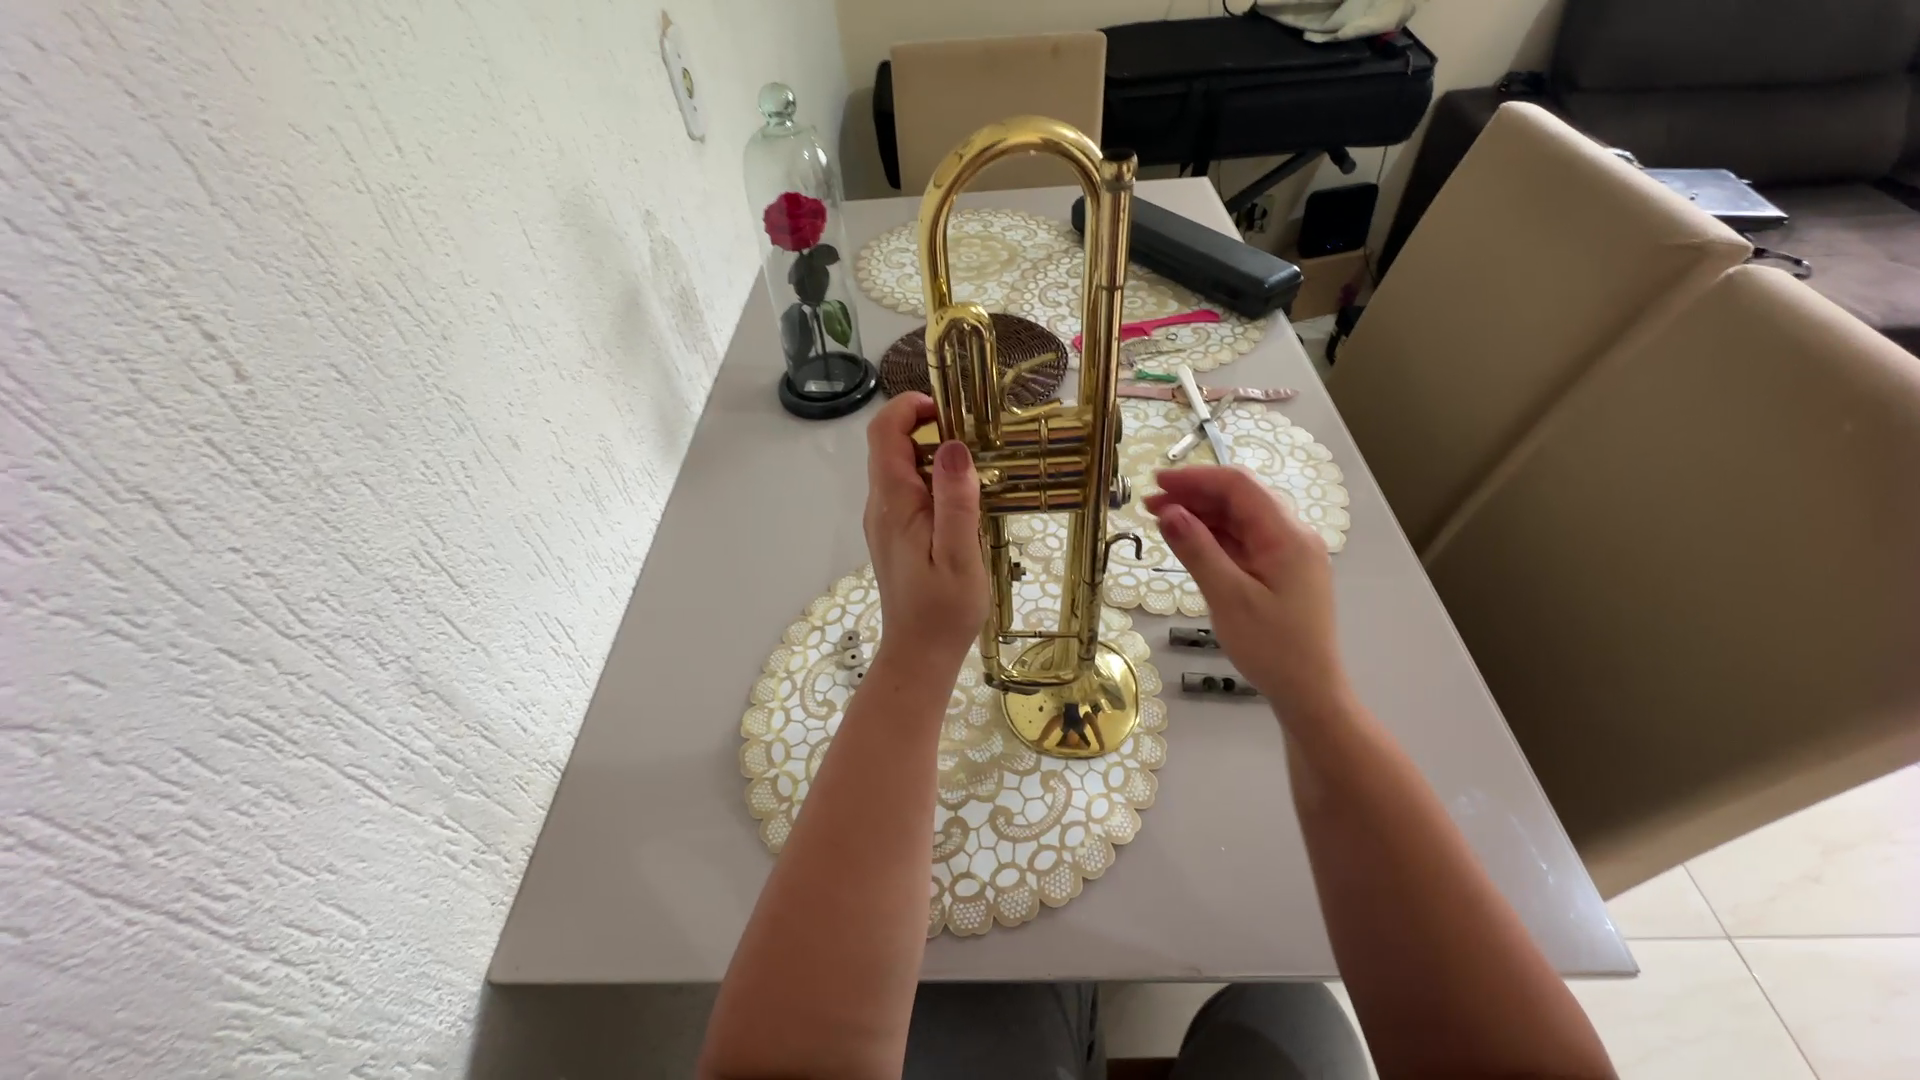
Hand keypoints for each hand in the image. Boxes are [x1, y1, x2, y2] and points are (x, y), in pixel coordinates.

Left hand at [863, 393, 987, 677]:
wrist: (920, 654)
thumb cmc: (944, 609)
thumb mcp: (959, 555)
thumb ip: (956, 500)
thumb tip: (953, 446)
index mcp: (893, 503)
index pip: (883, 433)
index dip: (910, 408)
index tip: (950, 410)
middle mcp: (881, 505)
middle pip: (889, 445)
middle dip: (928, 427)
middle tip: (975, 437)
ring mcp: (884, 521)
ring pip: (899, 467)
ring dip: (932, 454)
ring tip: (975, 466)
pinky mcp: (895, 535)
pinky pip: (907, 491)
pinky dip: (931, 479)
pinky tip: (962, 499)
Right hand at [1144, 466, 1350, 717]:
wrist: (1309, 692)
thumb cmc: (1272, 647)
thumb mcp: (1228, 598)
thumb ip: (1198, 550)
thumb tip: (1169, 512)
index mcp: (1287, 535)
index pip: (1239, 486)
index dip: (1195, 478)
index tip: (1156, 483)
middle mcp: (1292, 535)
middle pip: (1240, 499)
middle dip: (1194, 495)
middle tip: (1149, 504)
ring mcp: (1288, 553)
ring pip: (1240, 519)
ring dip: (1201, 515)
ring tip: (1160, 520)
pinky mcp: (1280, 571)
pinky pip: (1244, 541)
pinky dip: (1214, 537)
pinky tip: (1187, 541)